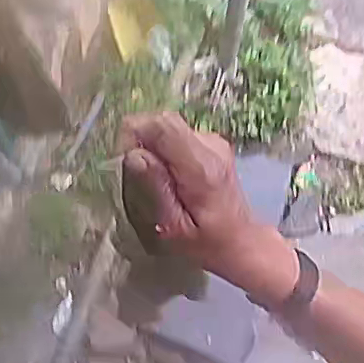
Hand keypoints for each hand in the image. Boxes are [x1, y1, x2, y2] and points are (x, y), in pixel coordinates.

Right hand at [119, 112, 298, 303]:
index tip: (122, 155)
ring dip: (153, 143)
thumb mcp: (174, 225)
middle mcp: (211, 147)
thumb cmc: (206, 241)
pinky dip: (165, 146)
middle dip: (141, 136)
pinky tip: (167, 172)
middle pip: (165, 121)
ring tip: (152, 174)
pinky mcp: (213, 144)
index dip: (135, 132)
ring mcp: (215, 142)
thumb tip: (134, 155)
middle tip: (133, 168)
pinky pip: (179, 134)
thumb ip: (156, 187)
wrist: (240, 240)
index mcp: (201, 168)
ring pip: (171, 126)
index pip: (163, 127)